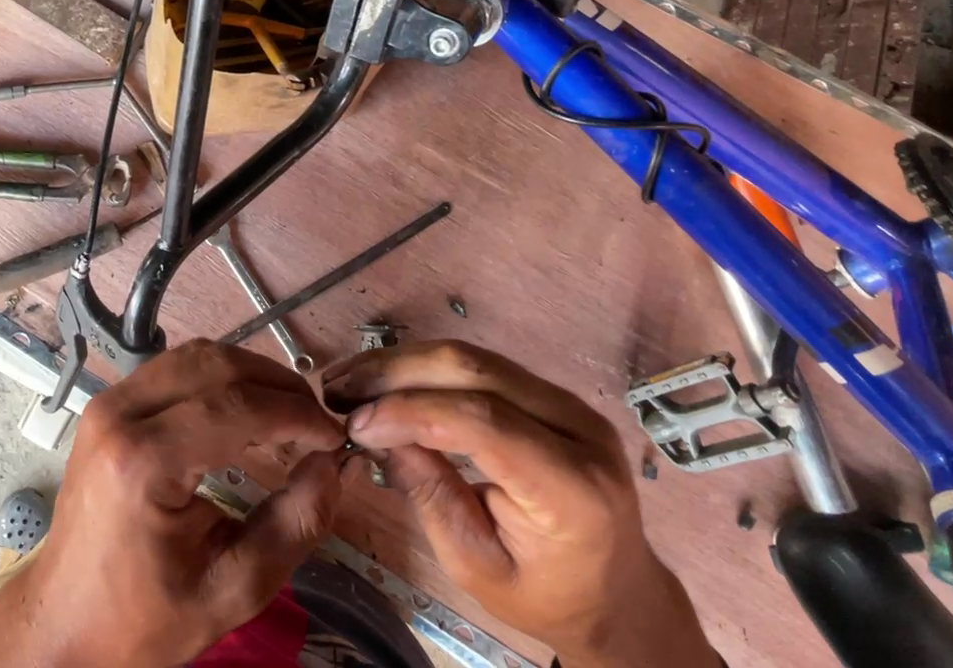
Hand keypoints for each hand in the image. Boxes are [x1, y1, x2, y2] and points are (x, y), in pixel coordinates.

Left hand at [0, 340, 346, 667]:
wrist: (62, 622)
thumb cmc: (142, 618)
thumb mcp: (231, 591)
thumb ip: (292, 527)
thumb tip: (333, 465)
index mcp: (144, 461)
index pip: (238, 406)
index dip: (297, 413)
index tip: (337, 436)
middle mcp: (120, 414)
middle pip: (217, 366)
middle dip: (278, 385)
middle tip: (318, 422)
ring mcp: (108, 403)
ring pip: (196, 356)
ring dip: (250, 374)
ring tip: (291, 413)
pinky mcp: (107, 405)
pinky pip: (174, 368)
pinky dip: (220, 378)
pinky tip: (246, 409)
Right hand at [323, 341, 719, 667]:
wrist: (616, 592)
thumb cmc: (546, 595)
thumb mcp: (477, 568)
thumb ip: (431, 497)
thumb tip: (377, 433)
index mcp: (572, 489)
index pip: (484, 421)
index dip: (411, 411)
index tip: (354, 423)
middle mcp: (579, 429)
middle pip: (475, 370)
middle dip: (396, 372)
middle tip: (337, 389)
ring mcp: (568, 403)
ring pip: (471, 357)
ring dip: (403, 363)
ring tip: (349, 379)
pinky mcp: (550, 395)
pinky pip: (479, 366)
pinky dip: (424, 368)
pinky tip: (385, 380)